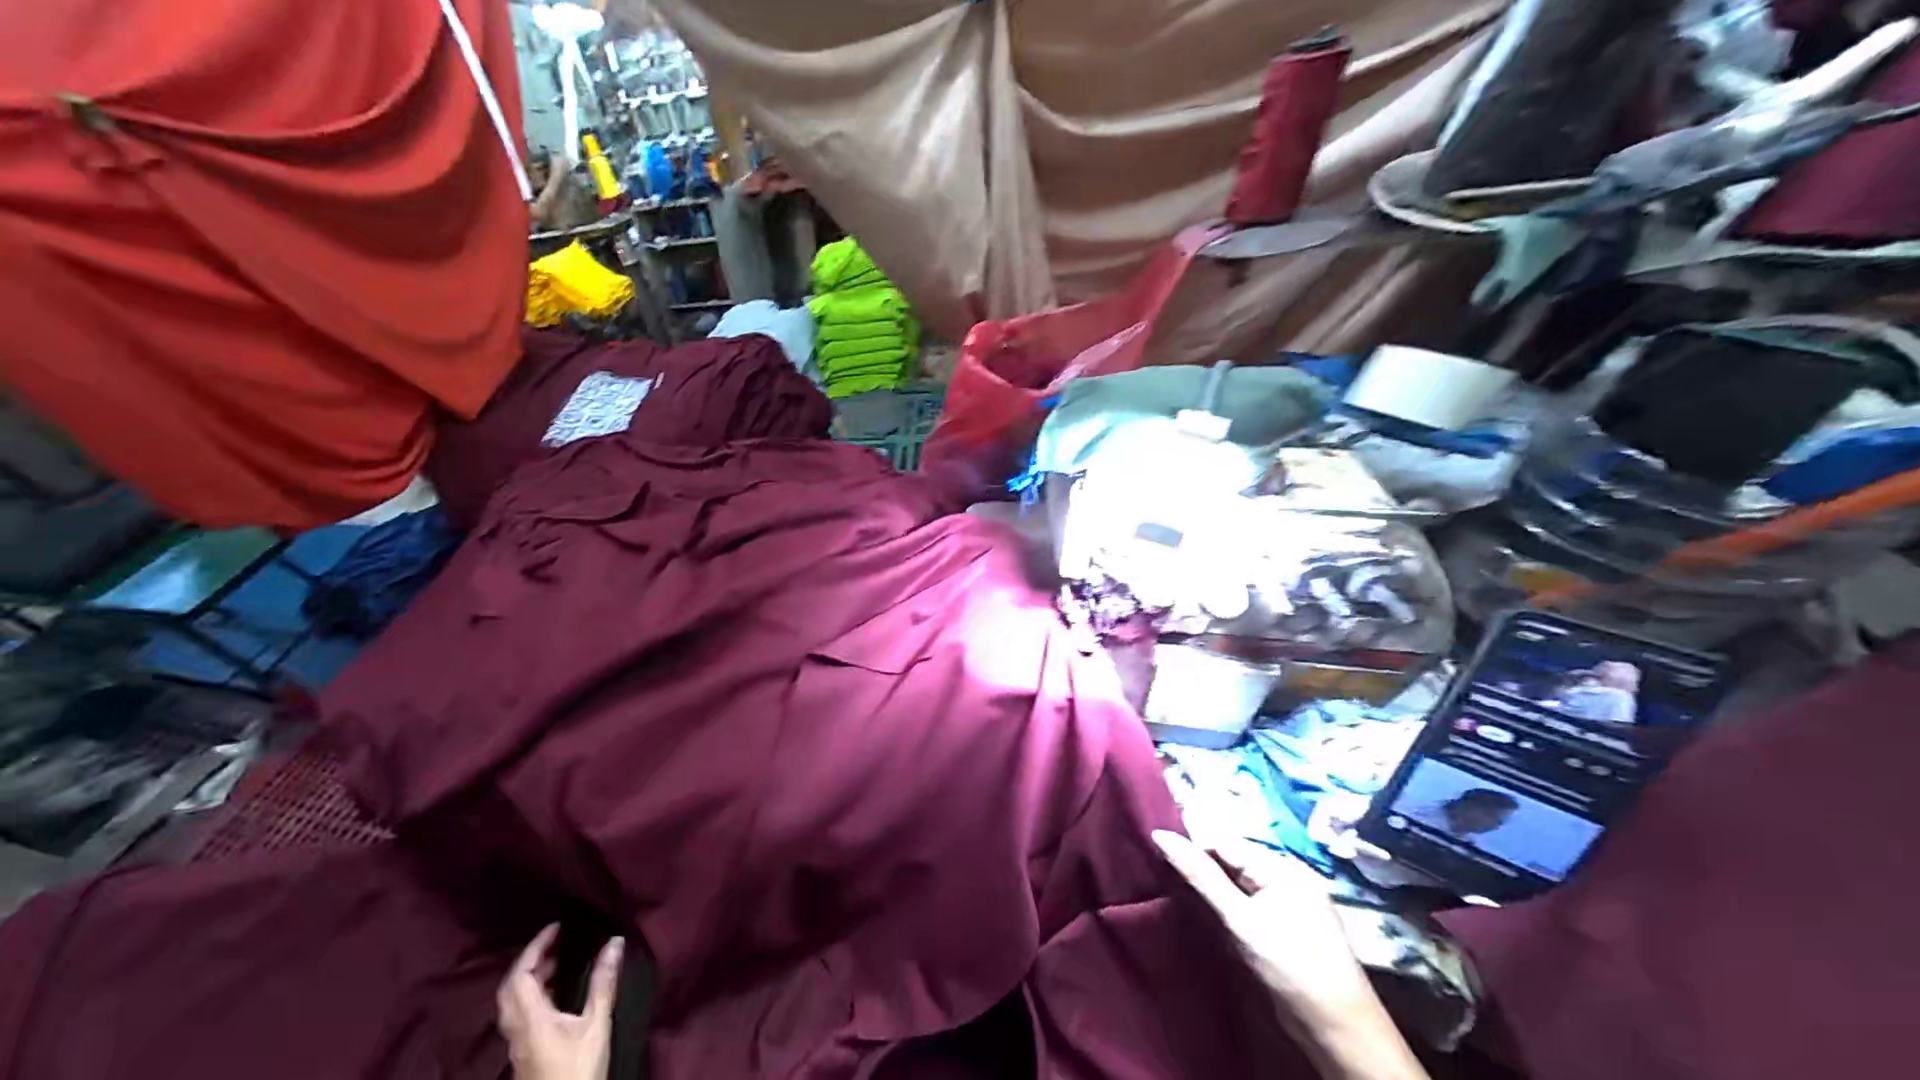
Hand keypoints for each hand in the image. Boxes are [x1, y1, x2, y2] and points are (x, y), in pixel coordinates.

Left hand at [496, 924, 622, 1079]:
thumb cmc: (578, 1071)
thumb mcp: (596, 1025)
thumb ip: (603, 983)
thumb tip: (614, 942)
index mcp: (531, 1019)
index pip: (521, 975)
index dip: (535, 947)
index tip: (556, 927)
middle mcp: (517, 1029)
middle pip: (510, 988)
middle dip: (530, 960)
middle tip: (555, 941)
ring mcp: (517, 1043)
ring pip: (512, 1002)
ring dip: (530, 977)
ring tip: (560, 961)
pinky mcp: (524, 1052)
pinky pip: (520, 1013)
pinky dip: (534, 994)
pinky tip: (556, 993)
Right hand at [1152, 831, 1372, 1023]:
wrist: (1340, 1031)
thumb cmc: (1291, 968)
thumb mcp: (1240, 919)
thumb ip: (1200, 876)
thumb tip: (1160, 834)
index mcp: (1283, 867)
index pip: (1225, 842)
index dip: (1192, 847)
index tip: (1158, 856)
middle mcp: (1289, 877)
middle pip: (1232, 860)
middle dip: (1201, 867)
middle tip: (1164, 877)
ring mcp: (1291, 902)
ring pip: (1239, 882)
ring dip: (1213, 888)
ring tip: (1180, 894)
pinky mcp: (1288, 926)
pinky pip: (1249, 902)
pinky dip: (1228, 905)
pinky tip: (1209, 915)